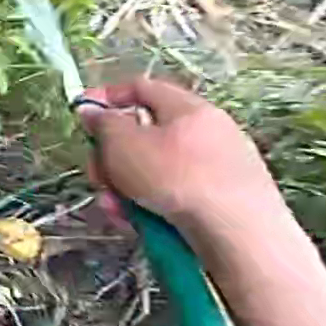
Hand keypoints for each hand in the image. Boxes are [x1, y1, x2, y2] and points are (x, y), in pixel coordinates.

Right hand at [75, 78, 287, 242]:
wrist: (242, 237)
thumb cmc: (174, 177)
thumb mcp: (121, 143)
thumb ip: (101, 122)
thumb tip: (92, 110)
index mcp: (189, 109)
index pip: (141, 88)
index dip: (106, 96)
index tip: (83, 114)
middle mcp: (211, 132)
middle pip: (143, 133)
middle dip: (111, 155)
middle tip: (98, 173)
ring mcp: (221, 167)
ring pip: (154, 167)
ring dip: (124, 185)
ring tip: (115, 206)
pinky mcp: (226, 199)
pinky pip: (174, 191)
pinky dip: (149, 203)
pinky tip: (136, 221)